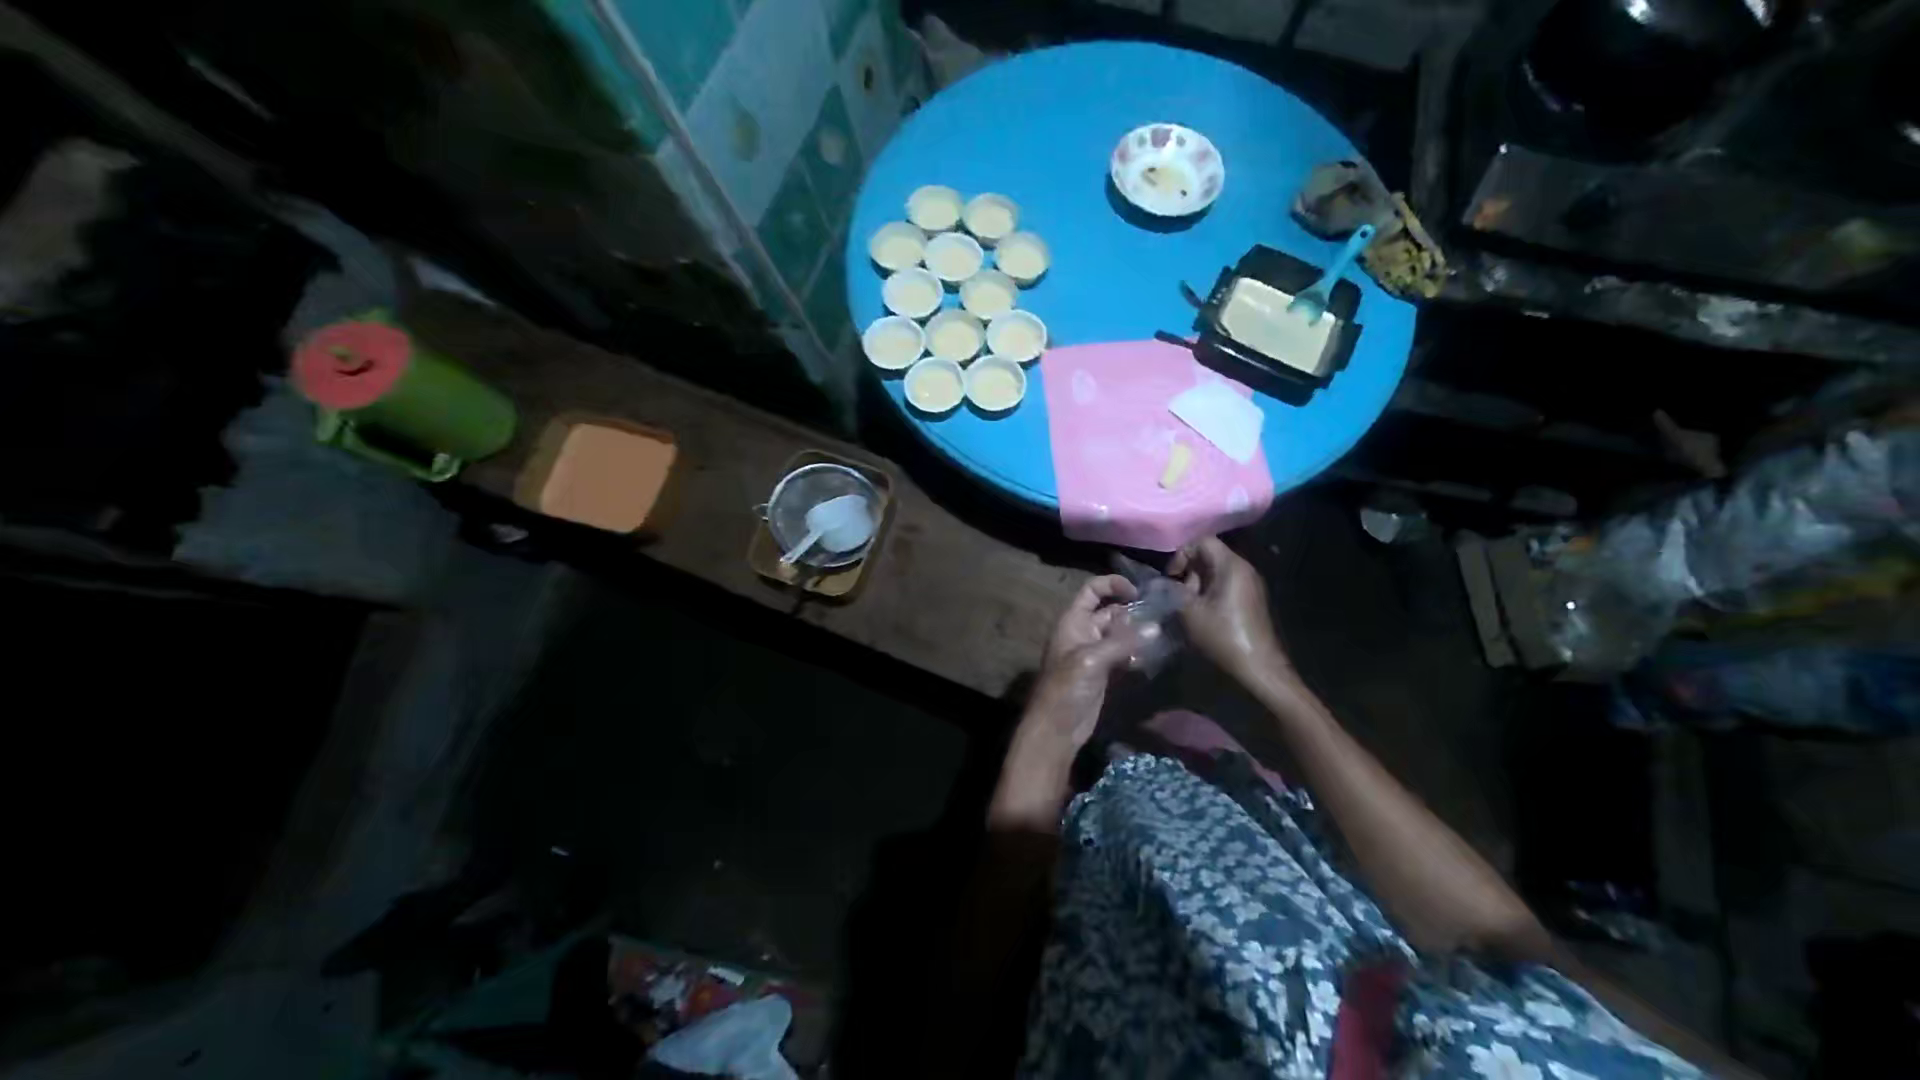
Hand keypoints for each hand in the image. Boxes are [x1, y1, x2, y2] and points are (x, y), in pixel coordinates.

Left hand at [1028, 574, 1143, 750]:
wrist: (1056, 728)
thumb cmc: (1066, 688)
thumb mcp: (1091, 660)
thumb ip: (1122, 642)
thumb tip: (1155, 628)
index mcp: (1072, 622)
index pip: (1091, 591)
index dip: (1112, 584)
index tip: (1138, 592)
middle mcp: (1083, 633)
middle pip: (1110, 611)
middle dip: (1132, 611)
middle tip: (1160, 616)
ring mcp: (1094, 653)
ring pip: (1119, 633)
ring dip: (1137, 632)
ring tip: (1162, 634)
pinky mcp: (1104, 672)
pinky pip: (1123, 653)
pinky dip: (1136, 652)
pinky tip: (1153, 655)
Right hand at [1168, 536, 1287, 683]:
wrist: (1258, 667)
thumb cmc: (1223, 636)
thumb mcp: (1189, 612)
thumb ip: (1172, 591)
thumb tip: (1159, 583)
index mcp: (1231, 566)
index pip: (1202, 541)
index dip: (1181, 553)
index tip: (1170, 576)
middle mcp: (1243, 569)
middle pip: (1209, 554)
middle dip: (1187, 570)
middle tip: (1175, 593)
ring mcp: (1249, 584)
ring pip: (1215, 571)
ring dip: (1196, 584)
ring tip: (1184, 605)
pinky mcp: (1249, 599)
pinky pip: (1224, 584)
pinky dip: (1207, 592)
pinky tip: (1199, 613)